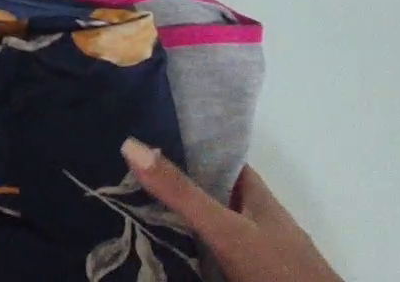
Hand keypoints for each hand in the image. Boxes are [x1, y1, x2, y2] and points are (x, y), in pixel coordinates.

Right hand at [121, 139, 342, 281]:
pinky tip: (151, 252)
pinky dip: (180, 254)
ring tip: (122, 204)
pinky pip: (202, 259)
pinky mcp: (238, 278)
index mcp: (256, 197)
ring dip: (170, 220)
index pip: (216, 157)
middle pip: (205, 192)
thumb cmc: (280, 273)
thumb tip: (128, 143)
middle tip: (119, 169)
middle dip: (168, 182)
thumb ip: (182, 192)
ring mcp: (248, 255)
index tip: (140, 132)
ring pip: (202, 228)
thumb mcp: (227, 230)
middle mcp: (252, 221)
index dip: (182, 143)